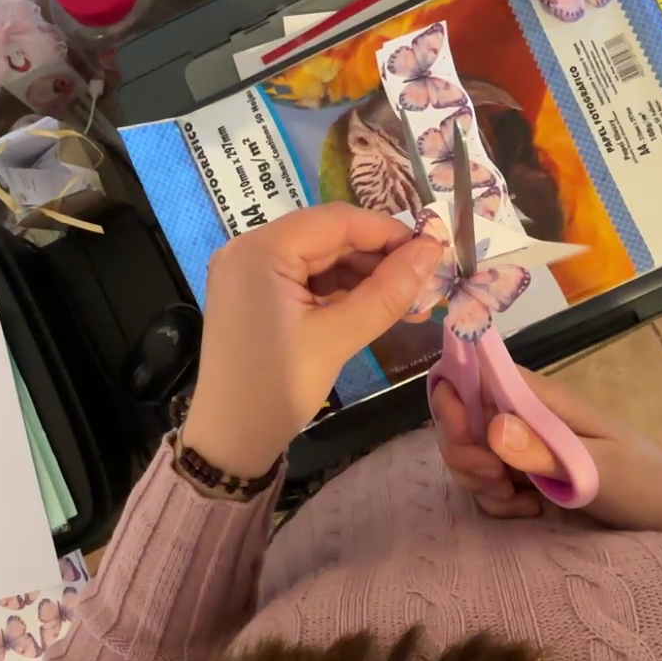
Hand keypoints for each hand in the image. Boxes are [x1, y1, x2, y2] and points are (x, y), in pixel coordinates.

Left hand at [184, 204, 445, 477]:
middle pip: (327, 237)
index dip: (388, 231)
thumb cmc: (278, 387)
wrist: (229, 440)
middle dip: (378, 258)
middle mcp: (249, 248)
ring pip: (319, 259)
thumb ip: (387, 290)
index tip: (432, 251)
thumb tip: (432, 250)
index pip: (337, 220)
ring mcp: (248, 272)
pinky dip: (339, 291)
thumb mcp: (337, 338)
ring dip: (363, 277)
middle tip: (425, 283)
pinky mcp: (254, 296)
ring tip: (408, 302)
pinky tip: (374, 308)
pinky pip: (304, 280)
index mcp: (261, 249)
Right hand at [432, 368, 661, 533]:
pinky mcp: (522, 477)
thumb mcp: (600, 467)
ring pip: (467, 455)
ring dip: (478, 482)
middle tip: (496, 481)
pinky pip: (485, 486)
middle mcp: (521, 415)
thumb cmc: (645, 480)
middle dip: (463, 454)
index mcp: (537, 398)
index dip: (452, 402)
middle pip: (459, 420)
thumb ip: (544, 450)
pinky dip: (495, 502)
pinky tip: (527, 510)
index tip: (468, 441)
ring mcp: (520, 447)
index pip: (472, 376)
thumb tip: (491, 427)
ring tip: (515, 499)